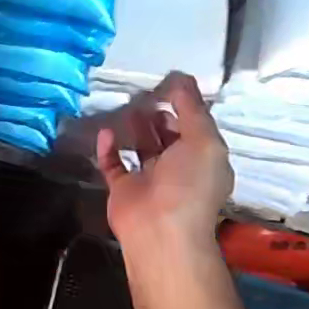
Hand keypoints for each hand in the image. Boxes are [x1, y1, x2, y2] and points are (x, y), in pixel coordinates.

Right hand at [97, 72, 232, 255]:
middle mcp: (178, 168)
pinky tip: (106, 131)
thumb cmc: (189, 184)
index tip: (168, 83)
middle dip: (159, 115)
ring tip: (127, 105)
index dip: (185, 105)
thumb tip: (181, 78)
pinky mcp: (123, 189)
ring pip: (141, 147)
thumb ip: (192, 107)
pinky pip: (114, 164)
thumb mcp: (203, 139)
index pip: (195, 126)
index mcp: (203, 158)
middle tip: (144, 92)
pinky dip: (109, 148)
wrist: (160, 230)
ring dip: (135, 127)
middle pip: (168, 135)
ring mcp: (149, 179)